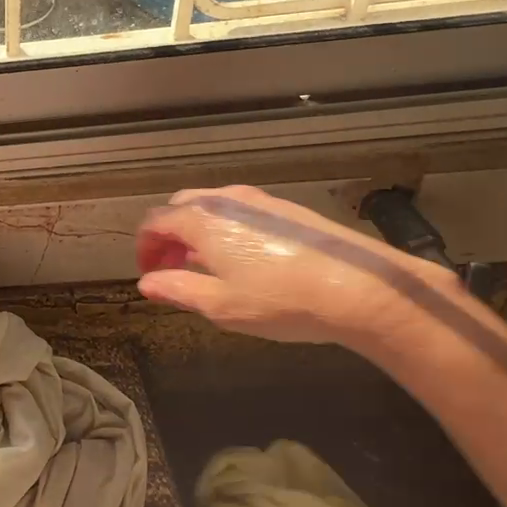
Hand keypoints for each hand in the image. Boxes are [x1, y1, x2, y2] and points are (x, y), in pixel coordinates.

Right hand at [134, 185, 464, 349]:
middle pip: (179, 207)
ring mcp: (258, 200)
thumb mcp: (220, 305)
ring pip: (211, 206)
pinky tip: (245, 259)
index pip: (154, 222)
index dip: (144, 248)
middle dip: (168, 235)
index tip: (150, 274)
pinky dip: (226, 228)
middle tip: (174, 267)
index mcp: (200, 221)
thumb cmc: (281, 300)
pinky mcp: (286, 209)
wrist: (362, 289)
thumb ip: (178, 289)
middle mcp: (224, 200)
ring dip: (197, 230)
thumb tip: (147, 283)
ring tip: (208, 265)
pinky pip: (240, 211)